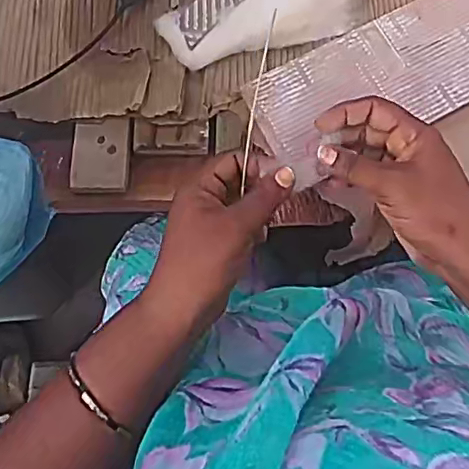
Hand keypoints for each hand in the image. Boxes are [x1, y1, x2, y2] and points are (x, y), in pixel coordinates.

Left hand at [140, 154, 294, 325]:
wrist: (181, 308)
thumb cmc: (203, 262)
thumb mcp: (238, 225)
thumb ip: (264, 197)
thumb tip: (287, 173)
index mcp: (198, 186)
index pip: (232, 159)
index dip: (258, 165)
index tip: (284, 178)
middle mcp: (201, 199)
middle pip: (239, 181)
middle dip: (260, 192)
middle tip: (280, 203)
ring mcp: (207, 221)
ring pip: (242, 204)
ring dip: (257, 213)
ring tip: (264, 227)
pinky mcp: (215, 241)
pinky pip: (239, 224)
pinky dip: (251, 230)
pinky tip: (256, 242)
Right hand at [313, 97, 468, 268]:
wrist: (462, 253)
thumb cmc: (440, 214)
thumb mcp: (392, 185)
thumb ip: (354, 167)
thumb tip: (325, 153)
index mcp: (415, 135)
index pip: (375, 110)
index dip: (346, 113)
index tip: (322, 127)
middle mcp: (409, 147)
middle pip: (368, 129)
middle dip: (341, 136)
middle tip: (316, 148)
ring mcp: (402, 169)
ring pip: (365, 153)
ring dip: (342, 158)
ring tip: (320, 166)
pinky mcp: (397, 190)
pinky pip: (367, 174)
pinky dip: (349, 176)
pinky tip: (333, 182)